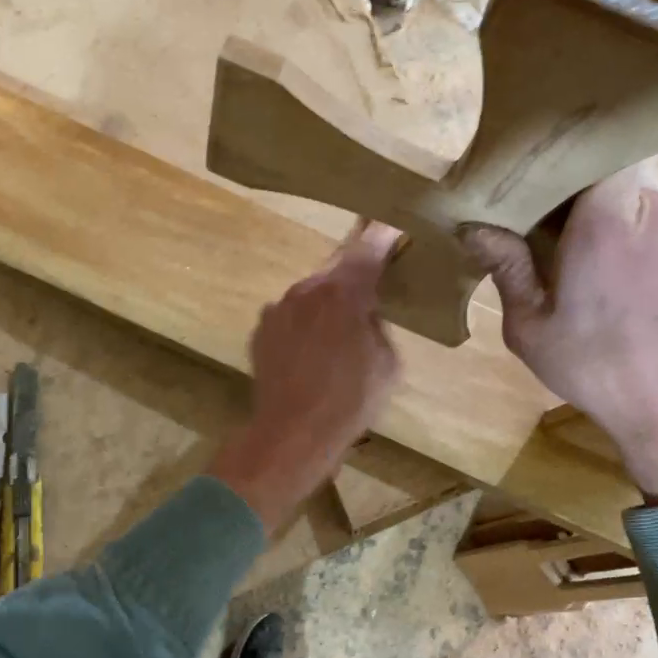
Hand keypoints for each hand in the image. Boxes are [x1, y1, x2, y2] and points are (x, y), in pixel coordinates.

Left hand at [209, 225, 401, 529]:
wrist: (292, 433)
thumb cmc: (351, 401)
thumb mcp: (387, 363)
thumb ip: (378, 324)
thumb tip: (366, 313)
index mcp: (346, 291)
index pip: (371, 245)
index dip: (385, 233)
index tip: (395, 224)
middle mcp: (308, 288)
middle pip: (338, 263)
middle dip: (357, 266)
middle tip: (374, 274)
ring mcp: (279, 306)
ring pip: (311, 289)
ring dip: (328, 298)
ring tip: (340, 325)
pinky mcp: (261, 328)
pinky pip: (290, 313)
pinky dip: (304, 320)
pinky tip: (311, 347)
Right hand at [461, 173, 657, 500]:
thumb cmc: (591, 371)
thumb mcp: (529, 328)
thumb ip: (506, 267)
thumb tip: (473, 226)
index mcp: (607, 224)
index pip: (601, 158)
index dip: (584, 173)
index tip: (567, 201)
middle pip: (631, 191)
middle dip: (609, 216)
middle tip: (592, 263)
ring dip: (648, 238)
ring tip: (635, 288)